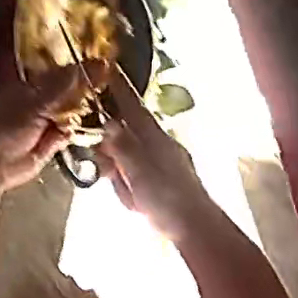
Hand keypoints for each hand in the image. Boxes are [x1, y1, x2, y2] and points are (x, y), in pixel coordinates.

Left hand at [0, 62, 108, 190]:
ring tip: (103, 106)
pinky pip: (67, 135)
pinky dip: (76, 133)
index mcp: (28, 89)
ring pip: (70, 115)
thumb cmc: (2, 128)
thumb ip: (63, 86)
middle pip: (67, 95)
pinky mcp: (48, 146)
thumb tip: (89, 65)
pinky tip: (91, 128)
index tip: (103, 66)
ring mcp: (43, 125)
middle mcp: (36, 105)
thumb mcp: (35, 103)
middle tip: (107, 86)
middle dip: (84, 92)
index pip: (59, 75)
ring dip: (82, 113)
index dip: (80, 71)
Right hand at [99, 66, 204, 238]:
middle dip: (110, 137)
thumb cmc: (168, 202)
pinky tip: (131, 197)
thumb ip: (122, 149)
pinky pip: (135, 172)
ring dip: (118, 166)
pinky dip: (127, 181)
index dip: (118, 88)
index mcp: (153, 139)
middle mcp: (158, 144)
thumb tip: (107, 123)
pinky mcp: (161, 179)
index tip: (106, 67)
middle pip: (127, 129)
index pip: (131, 106)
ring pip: (128, 153)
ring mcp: (161, 162)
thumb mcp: (139, 174)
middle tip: (100, 152)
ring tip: (123, 189)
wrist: (197, 230)